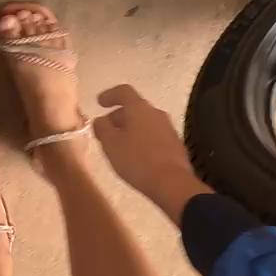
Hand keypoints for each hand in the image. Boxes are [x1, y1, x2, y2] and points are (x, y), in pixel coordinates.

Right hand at [94, 84, 212, 224]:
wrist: (173, 184)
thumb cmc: (138, 160)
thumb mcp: (111, 144)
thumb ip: (102, 128)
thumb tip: (100, 120)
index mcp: (139, 108)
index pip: (124, 91)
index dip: (110, 95)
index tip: (100, 103)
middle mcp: (156, 113)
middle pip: (135, 108)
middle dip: (119, 117)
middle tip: (107, 130)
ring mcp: (168, 129)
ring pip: (145, 123)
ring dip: (131, 129)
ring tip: (120, 145)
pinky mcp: (176, 146)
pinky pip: (155, 136)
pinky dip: (143, 140)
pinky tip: (136, 156)